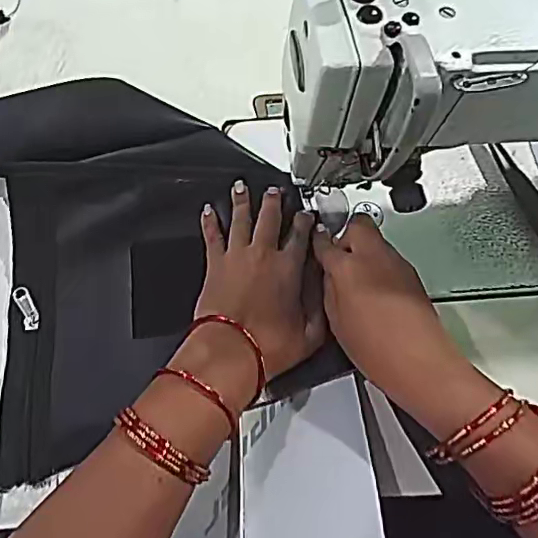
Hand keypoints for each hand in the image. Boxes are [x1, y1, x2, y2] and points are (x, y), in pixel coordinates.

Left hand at [180, 182, 324, 403]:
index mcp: (289, 269)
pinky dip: (210, 221)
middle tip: (275, 191)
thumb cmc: (266, 346)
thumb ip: (320, 311)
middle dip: (274, 201)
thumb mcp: (310, 335)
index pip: (301, 235)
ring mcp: (237, 256)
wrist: (231, 349)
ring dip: (242, 201)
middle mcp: (263, 255)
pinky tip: (208, 211)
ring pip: (241, 219)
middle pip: (269, 218)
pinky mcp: (215, 264)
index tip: (306, 215)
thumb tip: (328, 300)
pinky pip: (212, 235)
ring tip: (241, 188)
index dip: (305, 221)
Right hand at [313, 215, 495, 419]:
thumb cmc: (380, 349)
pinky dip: (379, 267)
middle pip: (357, 225)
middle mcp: (375, 257)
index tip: (316, 242)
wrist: (421, 363)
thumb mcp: (335, 320)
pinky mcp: (412, 275)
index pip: (326, 241)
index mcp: (347, 266)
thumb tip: (328, 276)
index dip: (318, 240)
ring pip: (376, 241)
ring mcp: (397, 264)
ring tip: (357, 278)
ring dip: (364, 251)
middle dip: (345, 235)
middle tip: (338, 253)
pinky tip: (375, 290)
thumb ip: (328, 288)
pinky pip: (390, 259)